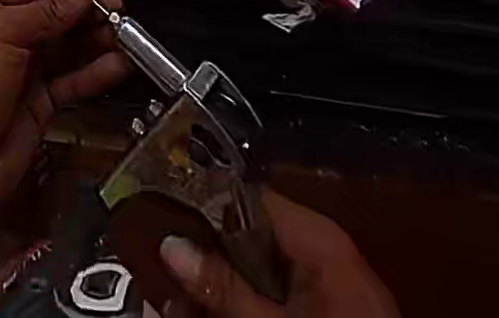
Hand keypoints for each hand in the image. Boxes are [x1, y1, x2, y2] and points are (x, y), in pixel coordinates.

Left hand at [0, 0, 131, 209]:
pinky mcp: (39, 101)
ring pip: (65, 47)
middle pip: (50, 15)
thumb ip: (46, 11)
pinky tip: (119, 64)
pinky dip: (95, 72)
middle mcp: (1, 35)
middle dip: (83, 11)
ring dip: (94, 40)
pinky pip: (71, 79)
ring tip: (127, 34)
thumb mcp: (1, 35)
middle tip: (118, 10)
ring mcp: (21, 69)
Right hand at [160, 191, 398, 317]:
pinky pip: (277, 287)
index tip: (166, 215)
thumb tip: (171, 246)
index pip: (242, 191)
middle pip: (245, 229)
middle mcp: (324, 248)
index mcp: (317, 235)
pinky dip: (249, 296)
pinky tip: (220, 309)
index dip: (200, 201)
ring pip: (257, 262)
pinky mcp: (331, 306)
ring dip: (223, 278)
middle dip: (207, 251)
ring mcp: (331, 281)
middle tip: (173, 269)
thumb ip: (222, 284)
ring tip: (190, 299)